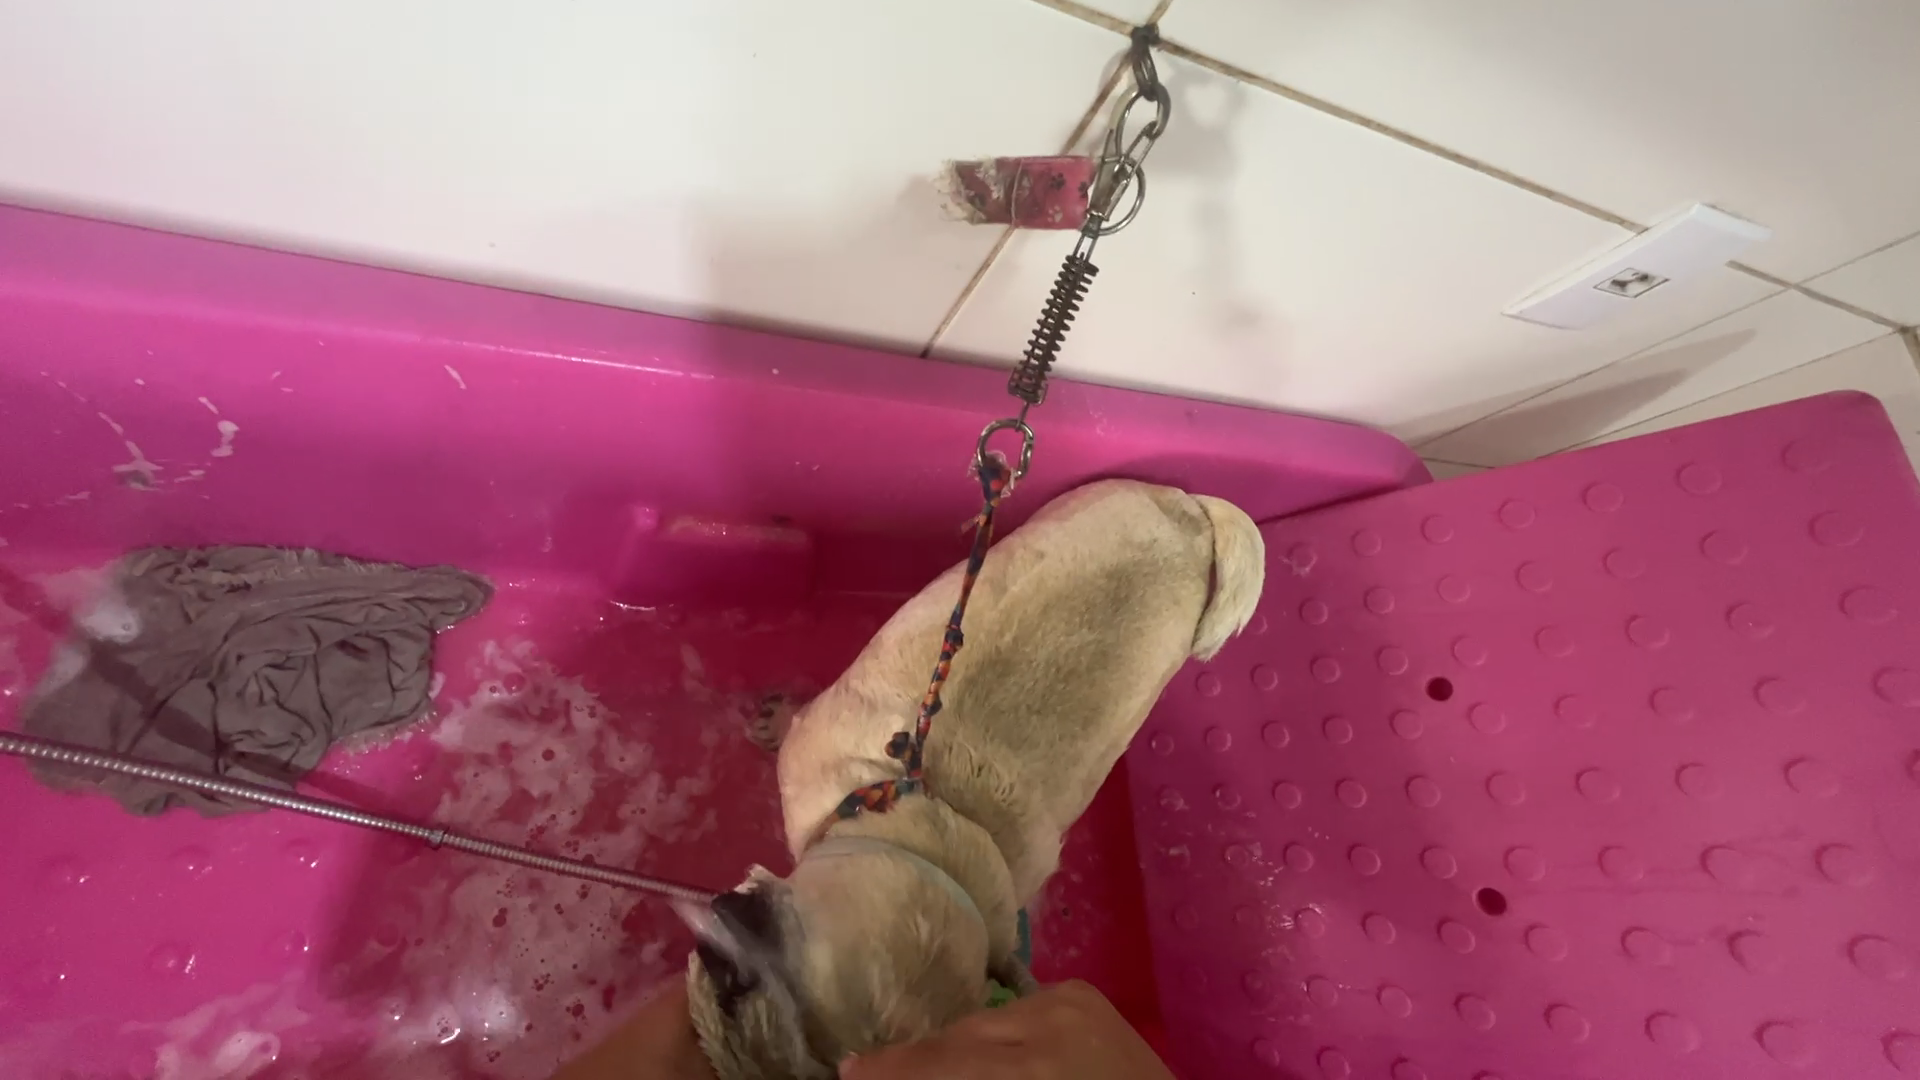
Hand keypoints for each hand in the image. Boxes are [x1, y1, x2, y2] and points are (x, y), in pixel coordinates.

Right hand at [839, 980, 1174, 1079]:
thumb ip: (957, 1077)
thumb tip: (905, 1071)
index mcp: (1030, 1072)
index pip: (942, 1063)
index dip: (890, 1069)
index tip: (850, 1070)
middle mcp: (1047, 1021)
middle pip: (958, 1037)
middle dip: (917, 1060)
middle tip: (877, 1071)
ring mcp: (1068, 997)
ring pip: (985, 1018)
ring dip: (958, 1045)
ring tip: (931, 1064)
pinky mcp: (1081, 991)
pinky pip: (1017, 1008)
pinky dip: (999, 1031)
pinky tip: (989, 1051)